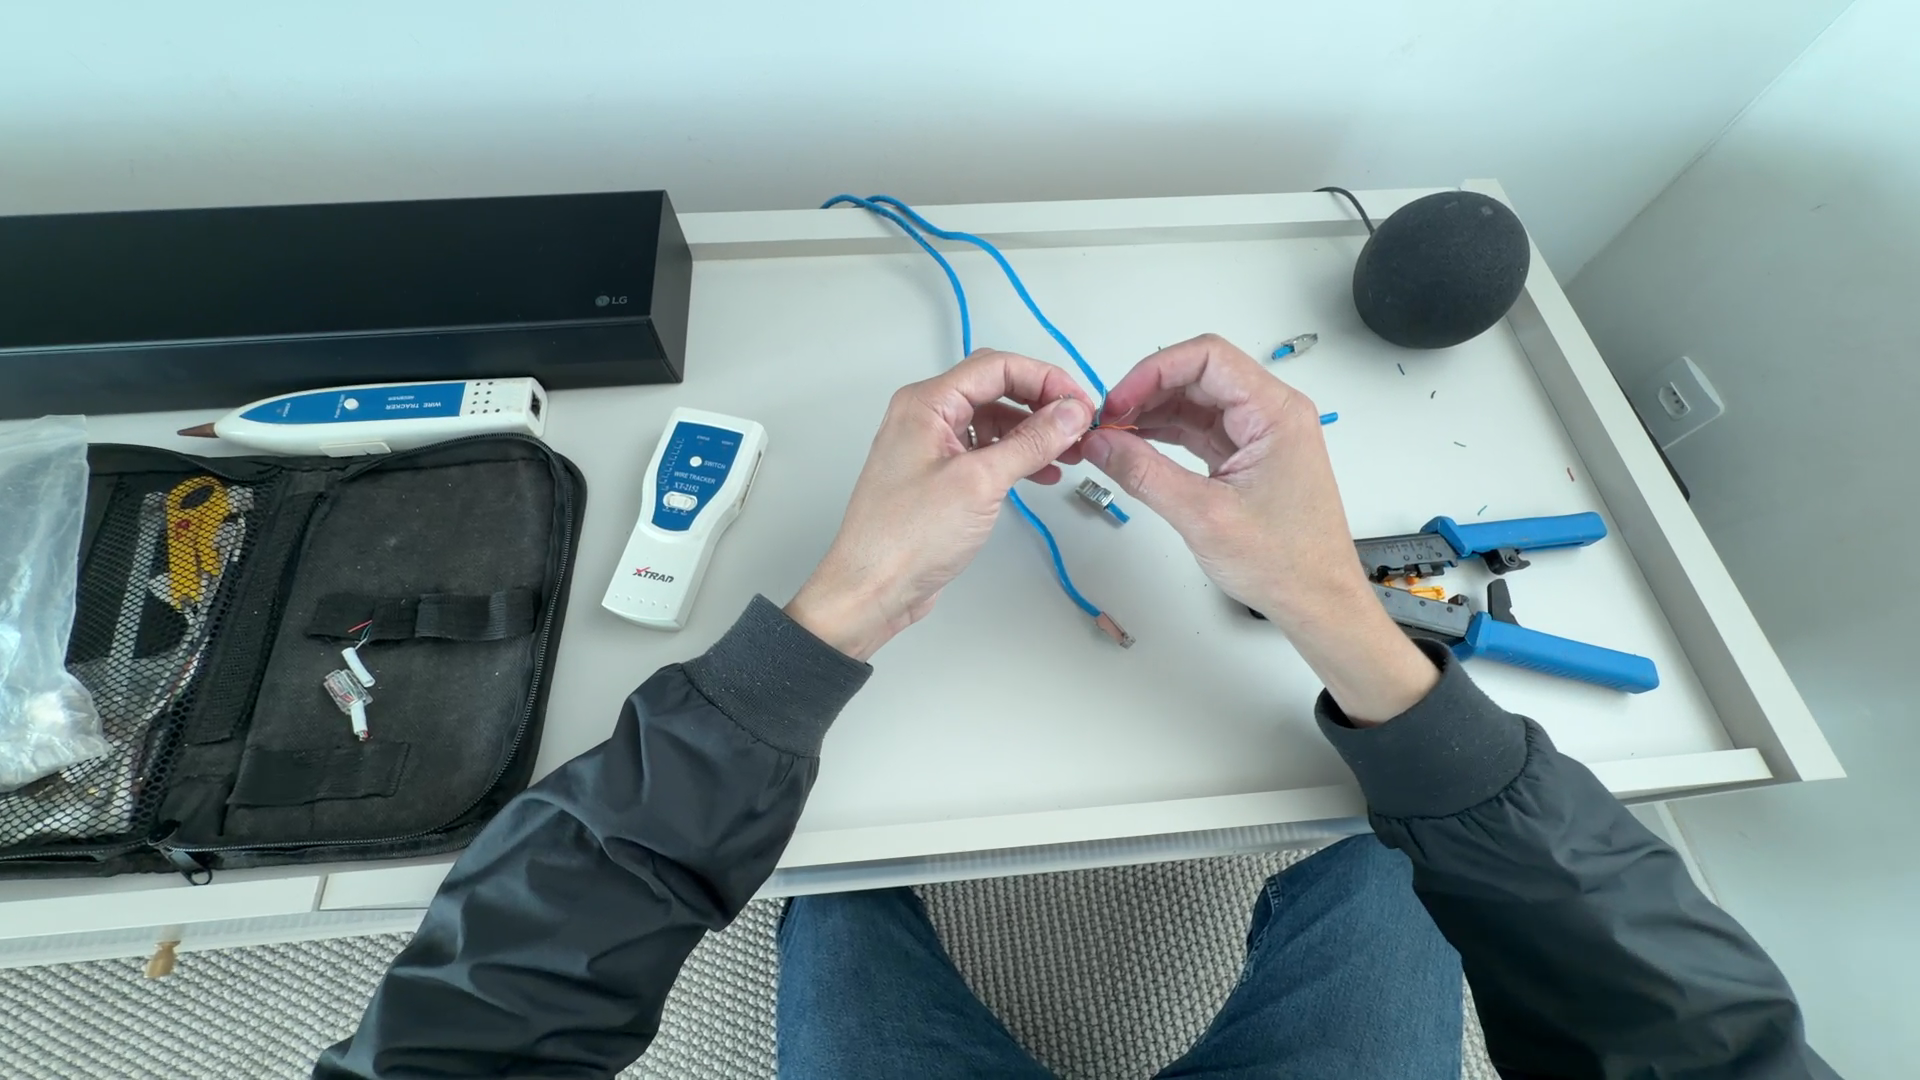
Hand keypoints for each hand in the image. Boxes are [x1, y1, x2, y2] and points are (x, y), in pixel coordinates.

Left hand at [787, 350, 1094, 660]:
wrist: (873, 589)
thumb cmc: (907, 538)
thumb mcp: (980, 482)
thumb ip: (1031, 442)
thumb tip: (1070, 413)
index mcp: (926, 404)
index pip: (996, 367)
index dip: (1045, 379)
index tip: (1079, 402)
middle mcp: (925, 417)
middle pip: (996, 389)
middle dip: (1041, 403)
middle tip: (1078, 425)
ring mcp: (931, 448)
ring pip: (993, 421)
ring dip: (1033, 433)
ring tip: (1069, 452)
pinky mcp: (939, 477)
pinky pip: (985, 451)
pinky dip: (1016, 457)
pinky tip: (1042, 473)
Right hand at [1080, 334, 1436, 722]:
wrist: (1315, 601)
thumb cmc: (1281, 562)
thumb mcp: (1201, 515)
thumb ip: (1143, 473)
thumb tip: (1097, 442)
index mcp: (1274, 412)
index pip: (1207, 358)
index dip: (1153, 371)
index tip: (1116, 403)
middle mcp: (1270, 413)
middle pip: (1198, 375)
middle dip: (1146, 391)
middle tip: (1105, 422)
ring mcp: (1258, 434)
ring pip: (1194, 402)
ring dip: (1151, 413)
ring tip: (1111, 436)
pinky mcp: (1245, 456)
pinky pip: (1198, 430)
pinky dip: (1164, 434)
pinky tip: (1134, 446)